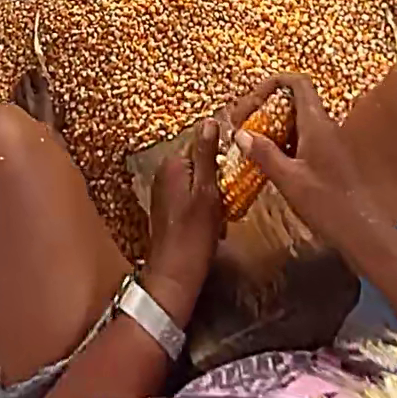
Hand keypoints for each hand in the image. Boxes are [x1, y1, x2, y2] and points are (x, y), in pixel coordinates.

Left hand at [143, 118, 222, 313]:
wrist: (174, 275)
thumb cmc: (194, 234)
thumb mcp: (207, 191)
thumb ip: (207, 155)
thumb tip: (210, 121)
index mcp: (173, 162)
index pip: (201, 144)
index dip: (220, 158)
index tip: (233, 174)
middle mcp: (164, 171)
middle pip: (199, 163)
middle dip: (216, 178)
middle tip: (228, 199)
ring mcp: (163, 189)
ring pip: (197, 181)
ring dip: (212, 195)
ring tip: (221, 215)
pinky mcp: (166, 206)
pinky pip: (190, 196)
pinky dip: (203, 206)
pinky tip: (211, 225)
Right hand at [231, 74, 390, 259]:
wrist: (365, 236)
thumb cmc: (328, 205)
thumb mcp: (289, 180)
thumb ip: (265, 154)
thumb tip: (240, 133)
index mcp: (316, 124)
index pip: (298, 83)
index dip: (275, 81)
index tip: (254, 98)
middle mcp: (325, 127)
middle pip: (296, 100)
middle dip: (269, 106)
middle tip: (247, 123)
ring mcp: (330, 143)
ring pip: (299, 121)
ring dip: (275, 126)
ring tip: (254, 141)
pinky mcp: (331, 159)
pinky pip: (305, 138)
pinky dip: (286, 142)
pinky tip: (272, 161)